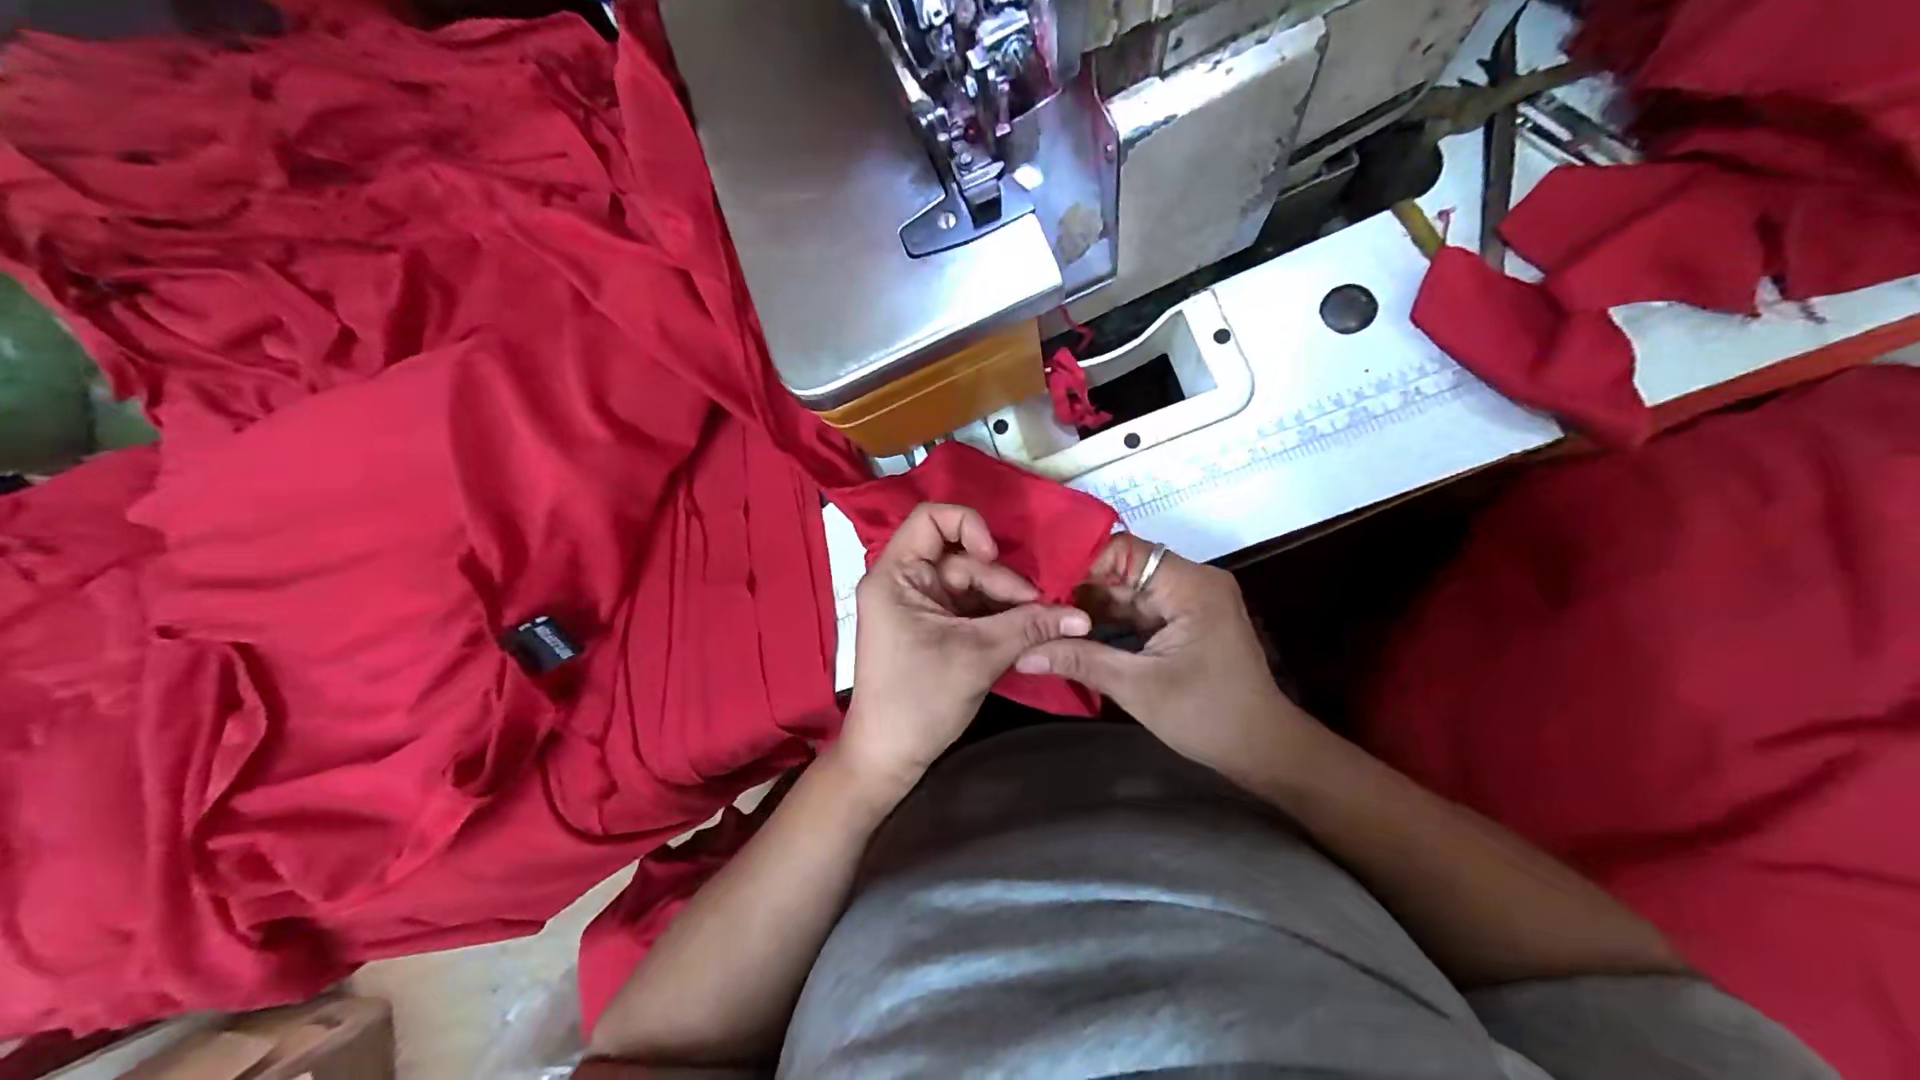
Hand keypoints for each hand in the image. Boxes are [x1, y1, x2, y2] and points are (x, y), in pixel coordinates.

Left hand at [840, 503, 1091, 792]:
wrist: (890, 756)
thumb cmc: (919, 700)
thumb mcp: (977, 657)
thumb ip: (1029, 627)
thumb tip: (1081, 616)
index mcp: (896, 575)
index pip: (931, 519)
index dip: (969, 526)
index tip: (994, 557)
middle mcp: (906, 581)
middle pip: (963, 557)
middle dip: (1002, 582)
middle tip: (1040, 611)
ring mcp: (922, 605)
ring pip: (974, 584)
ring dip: (1007, 601)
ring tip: (1040, 624)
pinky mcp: (937, 627)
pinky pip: (973, 607)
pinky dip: (999, 616)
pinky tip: (1026, 630)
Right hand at [1014, 534, 1316, 781]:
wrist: (1262, 750)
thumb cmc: (1209, 716)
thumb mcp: (1138, 687)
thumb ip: (1079, 660)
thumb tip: (1022, 654)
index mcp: (1190, 585)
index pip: (1124, 550)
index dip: (1079, 563)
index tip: (1038, 584)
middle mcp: (1190, 582)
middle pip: (1122, 569)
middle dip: (1077, 587)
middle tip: (1030, 601)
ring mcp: (1187, 602)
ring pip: (1125, 591)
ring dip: (1087, 606)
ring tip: (1040, 615)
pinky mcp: (1181, 622)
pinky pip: (1135, 611)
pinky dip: (1105, 622)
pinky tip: (1068, 630)